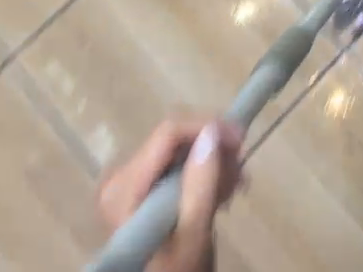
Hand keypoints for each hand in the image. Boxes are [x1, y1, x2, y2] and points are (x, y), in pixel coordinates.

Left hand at [98, 116, 245, 271]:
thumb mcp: (193, 235)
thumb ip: (201, 185)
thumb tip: (213, 131)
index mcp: (124, 188)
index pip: (169, 133)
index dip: (208, 128)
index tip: (242, 142)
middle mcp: (120, 179)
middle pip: (175, 141)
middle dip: (214, 150)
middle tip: (241, 171)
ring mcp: (129, 185)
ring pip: (180, 151)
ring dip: (213, 163)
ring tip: (235, 186)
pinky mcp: (140, 193)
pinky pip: (176, 167)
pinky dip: (203, 175)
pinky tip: (220, 192)